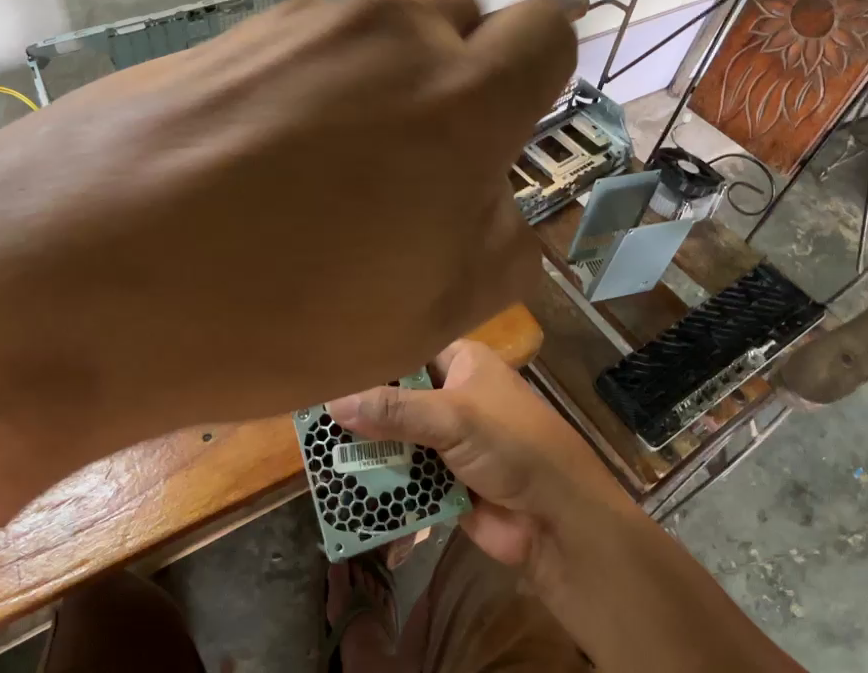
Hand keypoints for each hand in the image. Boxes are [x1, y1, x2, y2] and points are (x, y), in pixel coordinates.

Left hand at [0, 0, 579, 458]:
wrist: (65, 272)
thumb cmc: (269, 314)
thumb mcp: (418, 318)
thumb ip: (497, 253)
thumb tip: (513, 214)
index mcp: (457, 98)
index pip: (546, 33)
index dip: (546, 71)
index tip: (522, 120)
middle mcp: (385, 34)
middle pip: (462, 18)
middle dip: (466, 74)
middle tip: (423, 162)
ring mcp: (296, 25)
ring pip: (378, 32)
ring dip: (383, 83)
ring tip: (328, 176)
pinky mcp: (225, 37)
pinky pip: (303, 48)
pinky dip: (312, 88)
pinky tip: (257, 165)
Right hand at [327, 339, 626, 571]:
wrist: (559, 520)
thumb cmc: (514, 446)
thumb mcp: (454, 417)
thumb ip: (395, 410)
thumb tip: (333, 402)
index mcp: (463, 364)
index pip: (409, 349)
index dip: (373, 356)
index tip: (328, 358)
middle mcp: (453, 397)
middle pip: (397, 398)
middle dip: (362, 408)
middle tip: (309, 408)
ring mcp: (448, 442)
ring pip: (397, 439)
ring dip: (367, 449)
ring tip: (315, 449)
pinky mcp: (444, 483)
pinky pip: (403, 478)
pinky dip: (381, 483)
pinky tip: (340, 485)